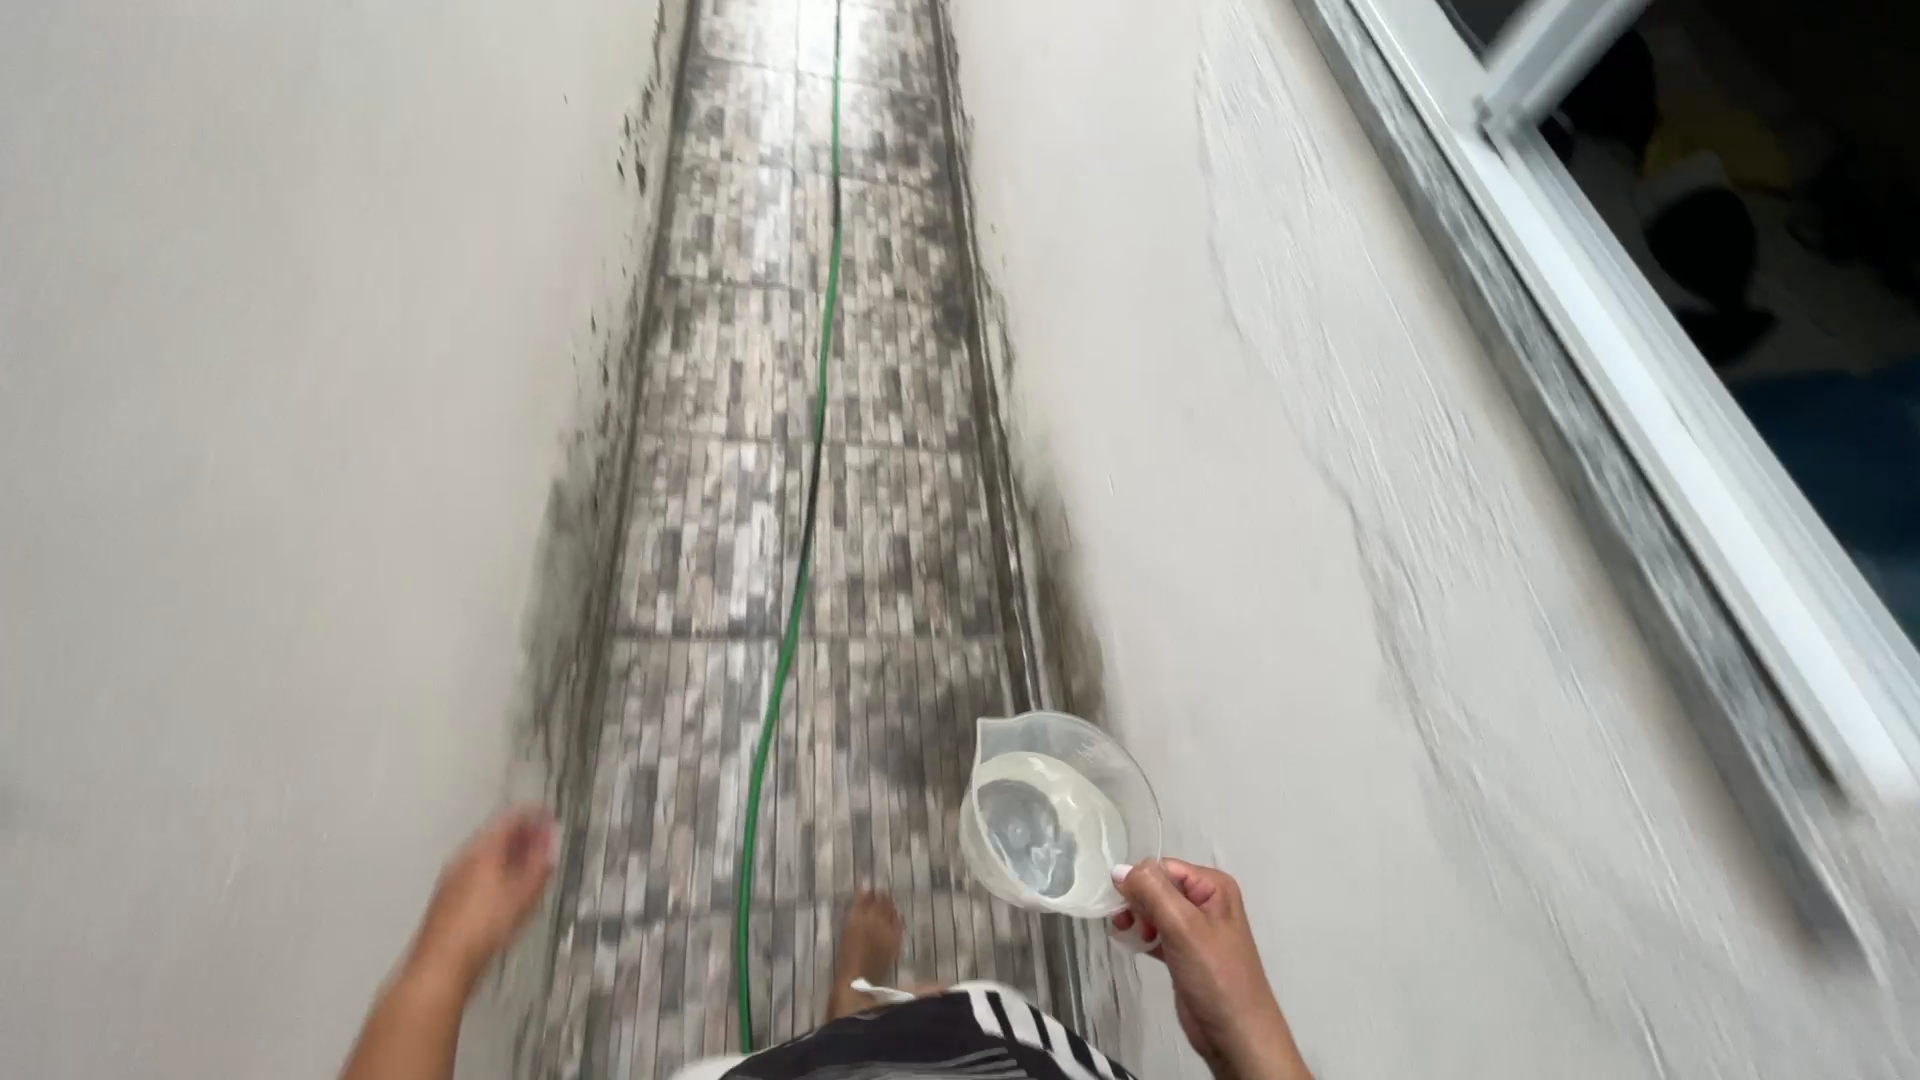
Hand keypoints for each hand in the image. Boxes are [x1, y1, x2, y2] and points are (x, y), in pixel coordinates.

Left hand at [407, 805, 555, 988]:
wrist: (440, 967)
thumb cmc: (484, 927)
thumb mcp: (524, 894)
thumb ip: (539, 863)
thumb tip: (547, 844)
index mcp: (482, 850)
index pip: (511, 817)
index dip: (534, 814)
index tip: (549, 816)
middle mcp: (463, 858)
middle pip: (497, 834)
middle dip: (523, 835)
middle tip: (544, 839)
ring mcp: (451, 878)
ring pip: (486, 854)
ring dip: (510, 853)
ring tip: (531, 863)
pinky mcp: (446, 898)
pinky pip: (477, 871)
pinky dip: (497, 869)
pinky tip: (508, 887)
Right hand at [1114, 860, 1308, 1079]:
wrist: (1238, 1038)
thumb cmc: (1214, 975)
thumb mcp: (1183, 925)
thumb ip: (1151, 890)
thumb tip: (1118, 869)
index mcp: (1213, 886)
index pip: (1163, 868)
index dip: (1139, 883)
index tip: (1123, 905)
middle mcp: (1206, 901)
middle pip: (1157, 887)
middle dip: (1136, 901)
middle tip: (1124, 923)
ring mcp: (1197, 929)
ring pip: (1155, 909)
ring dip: (1137, 918)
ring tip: (1127, 934)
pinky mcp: (1186, 953)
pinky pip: (1157, 932)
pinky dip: (1143, 935)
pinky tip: (1133, 945)